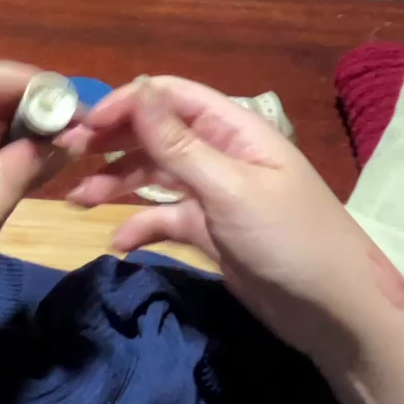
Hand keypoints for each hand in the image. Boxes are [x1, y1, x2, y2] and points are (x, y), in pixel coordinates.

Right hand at [60, 76, 389, 367]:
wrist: (336, 316)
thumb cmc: (289, 239)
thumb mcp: (230, 187)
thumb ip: (178, 142)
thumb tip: (137, 87)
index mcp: (233, 129)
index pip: (170, 96)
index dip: (126, 102)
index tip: (85, 123)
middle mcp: (219, 153)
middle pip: (155, 133)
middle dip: (112, 142)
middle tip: (67, 156)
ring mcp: (213, 194)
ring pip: (153, 176)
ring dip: (116, 184)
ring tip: (76, 200)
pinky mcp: (209, 231)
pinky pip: (164, 219)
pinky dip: (140, 227)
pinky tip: (119, 242)